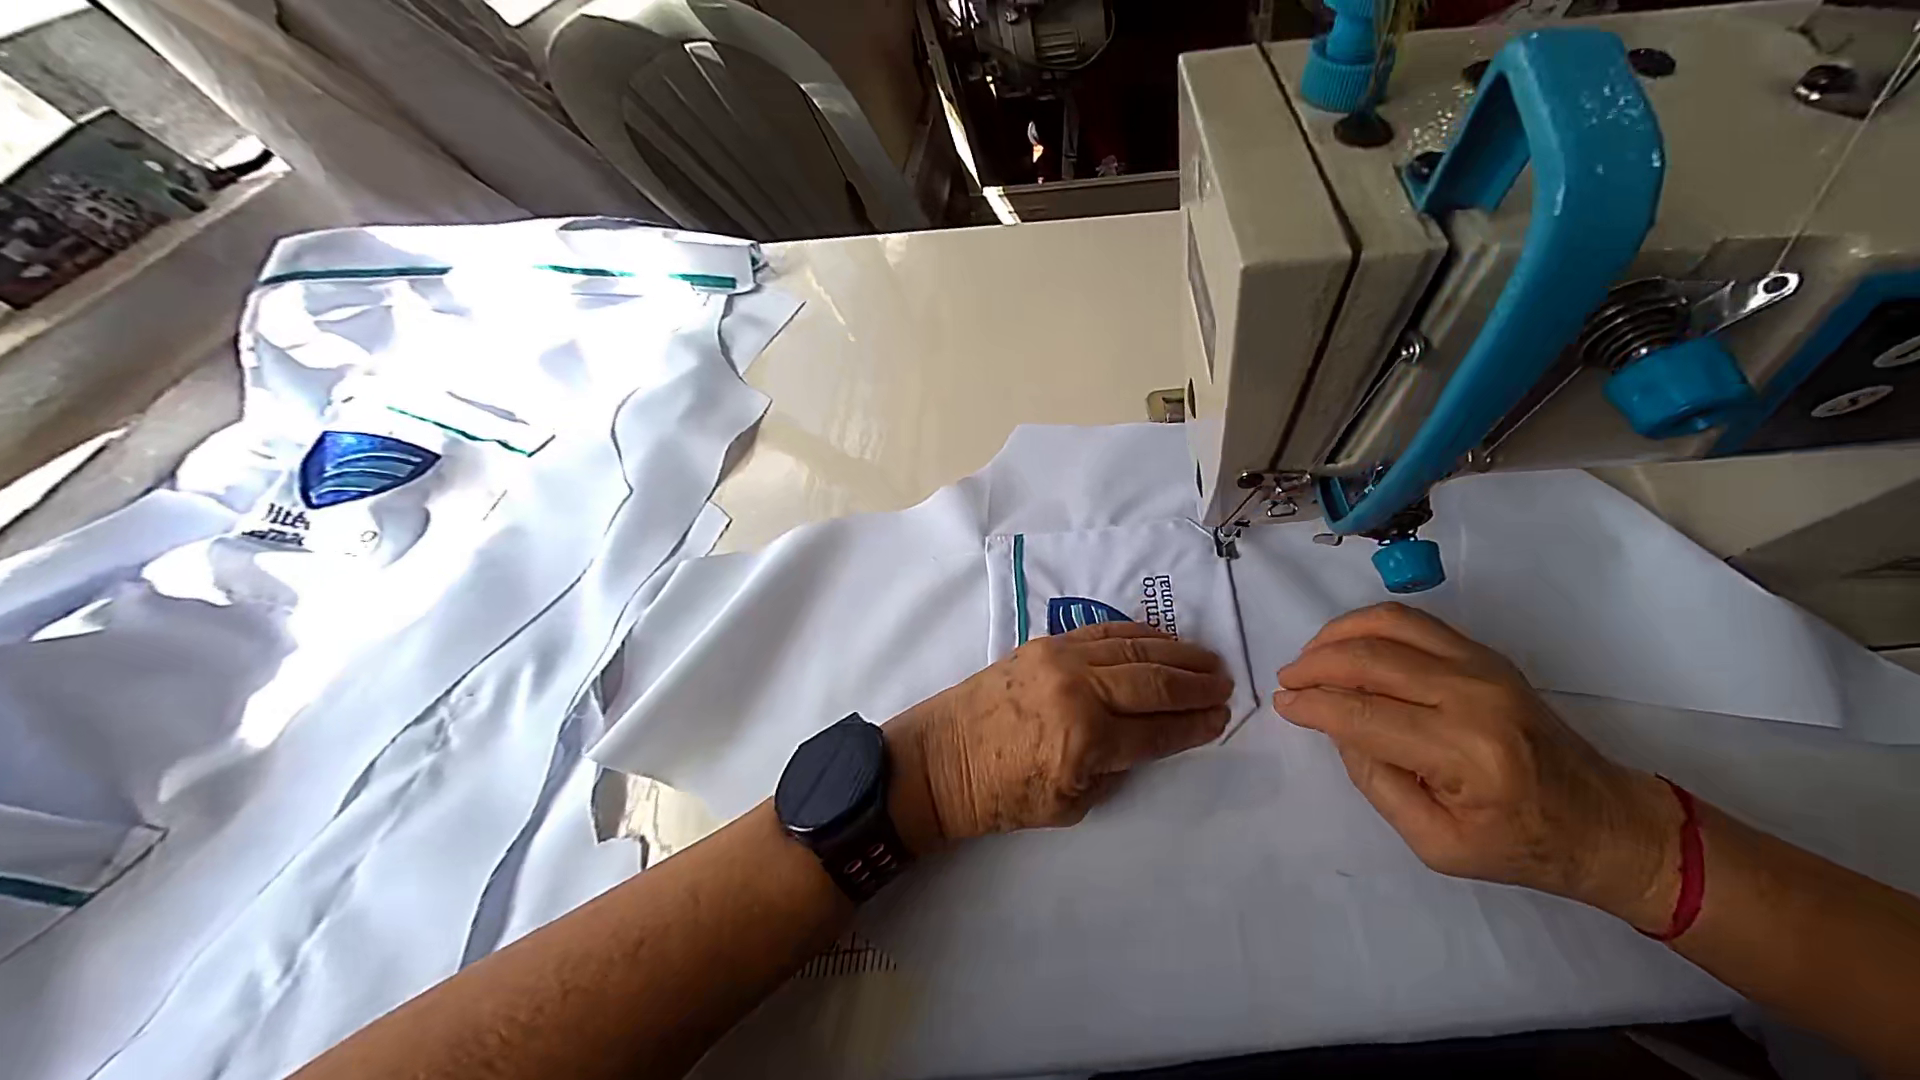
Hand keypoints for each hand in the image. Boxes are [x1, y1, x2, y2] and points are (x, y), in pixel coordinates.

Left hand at [884, 622, 1233, 852]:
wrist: (941, 757)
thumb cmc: (1001, 794)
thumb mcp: (1070, 805)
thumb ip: (1113, 768)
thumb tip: (1143, 738)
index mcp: (1086, 741)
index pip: (1158, 730)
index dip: (1195, 725)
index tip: (1221, 718)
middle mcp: (1078, 691)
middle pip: (1153, 682)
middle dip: (1195, 685)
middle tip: (1224, 684)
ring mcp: (1059, 660)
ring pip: (1133, 650)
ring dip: (1175, 653)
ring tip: (1205, 659)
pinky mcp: (1043, 644)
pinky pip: (1101, 632)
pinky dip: (1135, 634)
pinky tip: (1159, 638)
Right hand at [1272, 603, 1682, 930]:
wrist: (1609, 824)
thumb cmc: (1519, 845)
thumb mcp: (1434, 843)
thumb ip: (1374, 781)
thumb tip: (1336, 726)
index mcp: (1464, 755)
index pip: (1362, 713)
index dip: (1311, 706)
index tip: (1284, 706)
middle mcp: (1474, 698)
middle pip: (1368, 658)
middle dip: (1313, 666)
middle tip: (1287, 681)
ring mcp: (1484, 668)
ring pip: (1387, 624)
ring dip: (1335, 635)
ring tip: (1310, 659)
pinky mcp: (1486, 655)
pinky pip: (1411, 621)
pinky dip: (1366, 625)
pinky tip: (1346, 646)